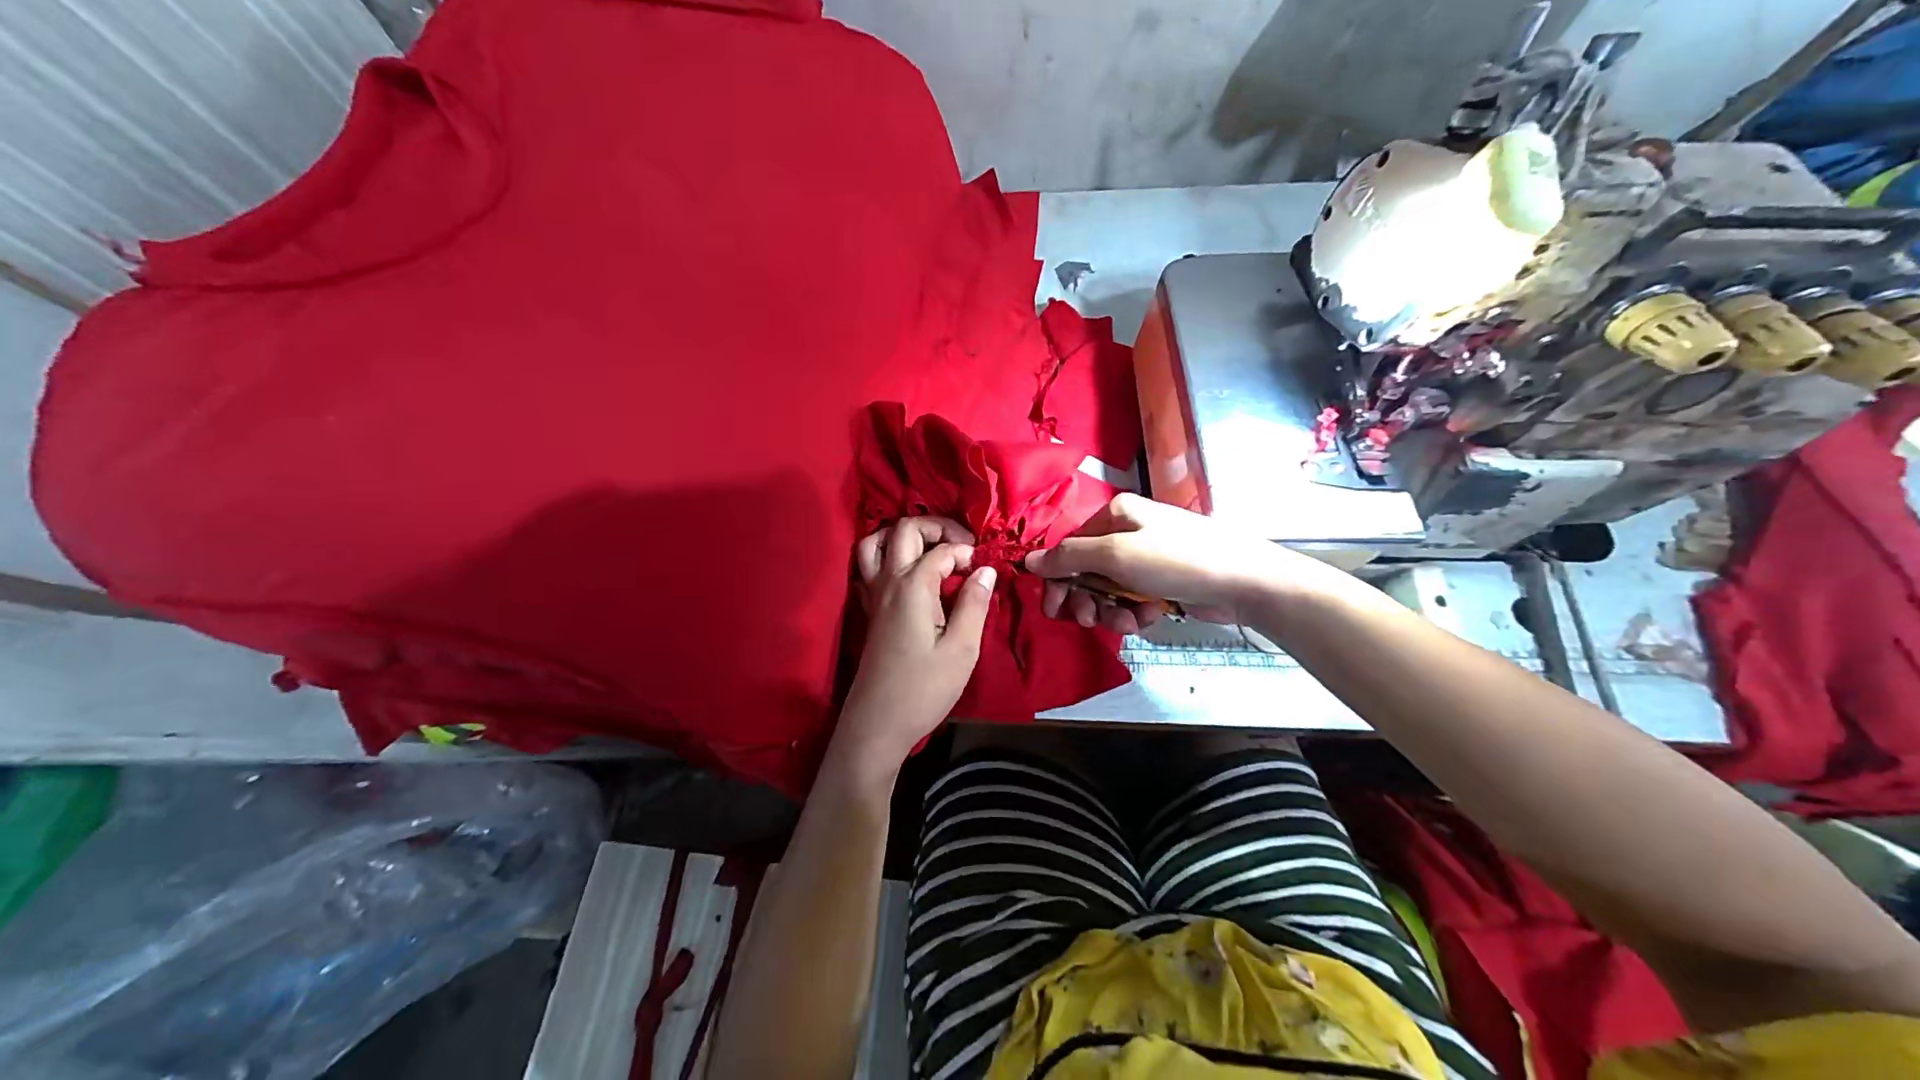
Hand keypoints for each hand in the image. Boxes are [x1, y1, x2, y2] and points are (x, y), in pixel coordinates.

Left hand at [842, 517, 995, 763]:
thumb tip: (986, 570)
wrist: (876, 724)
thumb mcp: (961, 650)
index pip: (942, 550)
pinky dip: (888, 555)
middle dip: (936, 527)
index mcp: (912, 587)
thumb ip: (974, 604)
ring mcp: (873, 595)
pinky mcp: (868, 610)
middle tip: (963, 546)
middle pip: (905, 529)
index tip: (985, 570)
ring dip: (904, 536)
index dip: (967, 553)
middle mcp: (888, 582)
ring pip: (876, 542)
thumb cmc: (923, 690)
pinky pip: (870, 566)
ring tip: (933, 550)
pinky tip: (909, 574)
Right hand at [1024, 493, 1342, 631]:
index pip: (1068, 547)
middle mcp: (1127, 532)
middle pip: (1086, 570)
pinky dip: (1134, 612)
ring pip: (1108, 589)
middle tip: (1089, 620)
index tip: (1052, 607)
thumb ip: (1067, 558)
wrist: (1245, 581)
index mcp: (1114, 514)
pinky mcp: (1162, 582)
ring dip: (1111, 610)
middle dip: (1085, 598)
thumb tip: (1026, 560)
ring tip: (1127, 621)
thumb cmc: (1177, 560)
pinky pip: (1132, 599)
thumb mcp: (1115, 556)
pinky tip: (1149, 618)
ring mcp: (1146, 558)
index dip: (1056, 578)